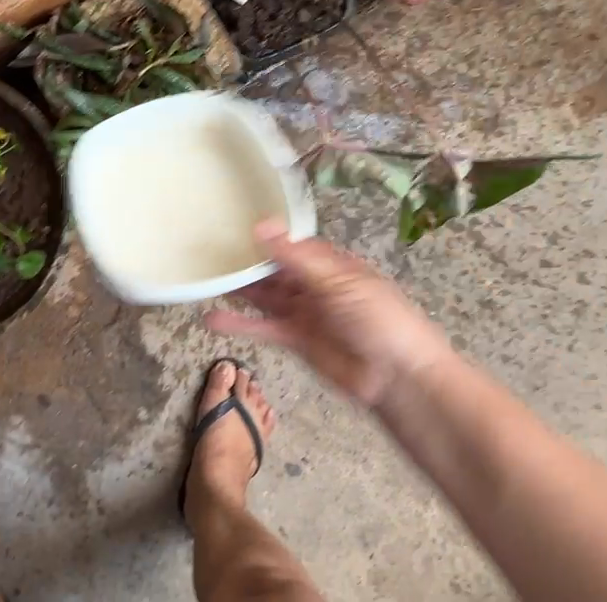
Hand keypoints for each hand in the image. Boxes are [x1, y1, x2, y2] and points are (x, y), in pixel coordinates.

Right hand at [206, 221, 454, 407]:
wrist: (401, 380)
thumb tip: (260, 224)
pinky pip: (263, 326)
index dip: (265, 237)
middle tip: (208, 250)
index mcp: (332, 266)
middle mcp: (316, 285)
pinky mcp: (296, 340)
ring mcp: (304, 313)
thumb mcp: (339, 282)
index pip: (292, 245)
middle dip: (246, 261)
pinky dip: (239, 323)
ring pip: (265, 295)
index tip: (230, 225)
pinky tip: (212, 318)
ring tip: (205, 277)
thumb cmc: (379, 320)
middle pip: (274, 269)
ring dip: (238, 288)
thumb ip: (296, 257)